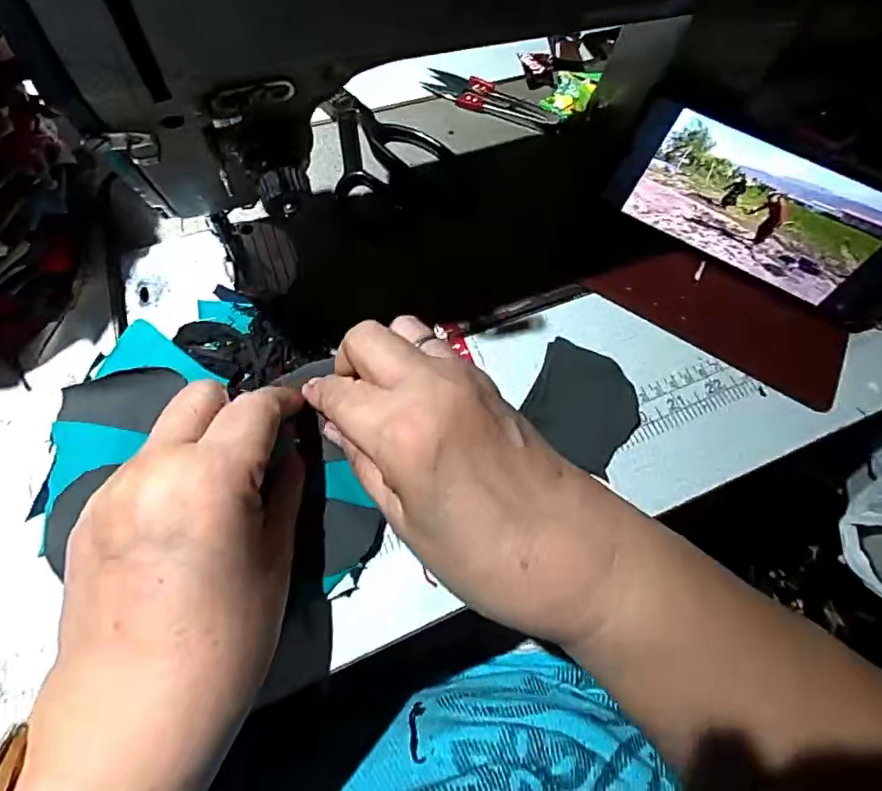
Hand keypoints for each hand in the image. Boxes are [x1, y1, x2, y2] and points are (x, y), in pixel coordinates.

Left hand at [19, 382, 304, 790]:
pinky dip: (170, 472)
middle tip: (259, 451)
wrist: (128, 715)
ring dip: (201, 442)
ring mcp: (110, 491)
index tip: (301, 412)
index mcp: (206, 478)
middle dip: (236, 410)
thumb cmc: (224, 641)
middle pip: (200, 396)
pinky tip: (180, 523)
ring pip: (168, 431)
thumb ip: (284, 488)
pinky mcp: (86, 517)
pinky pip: (140, 467)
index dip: (285, 401)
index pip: (254, 405)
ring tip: (220, 493)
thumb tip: (287, 451)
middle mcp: (151, 470)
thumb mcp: (277, 558)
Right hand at [303, 316, 638, 646]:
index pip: (336, 387)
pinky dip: (418, 362)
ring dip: (386, 355)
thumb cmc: (483, 553)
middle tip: (350, 404)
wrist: (568, 542)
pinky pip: (439, 349)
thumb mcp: (406, 521)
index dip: (316, 396)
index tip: (313, 408)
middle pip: (367, 335)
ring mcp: (465, 375)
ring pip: (407, 329)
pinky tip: (420, 404)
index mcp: (402, 426)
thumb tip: (338, 425)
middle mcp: (432, 385)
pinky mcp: (488, 380)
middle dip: (347, 362)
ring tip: (386, 402)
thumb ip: (364, 463)